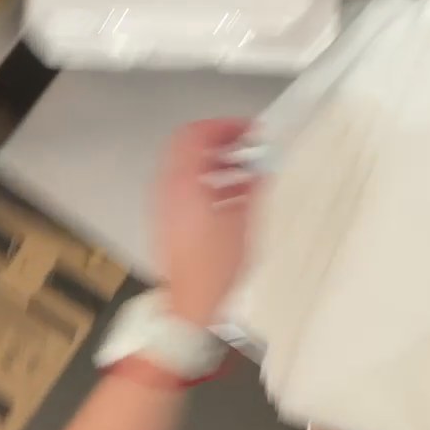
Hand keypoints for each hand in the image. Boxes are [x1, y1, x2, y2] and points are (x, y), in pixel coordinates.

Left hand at [159, 119, 256, 326]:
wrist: (191, 303)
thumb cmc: (213, 268)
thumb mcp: (243, 222)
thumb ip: (253, 186)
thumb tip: (262, 167)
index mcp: (184, 184)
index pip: (197, 135)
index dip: (225, 126)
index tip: (249, 131)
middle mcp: (169, 189)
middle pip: (190, 148)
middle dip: (222, 142)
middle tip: (248, 145)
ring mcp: (167, 204)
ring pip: (190, 168)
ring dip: (218, 162)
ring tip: (247, 169)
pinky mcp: (171, 220)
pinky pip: (189, 188)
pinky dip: (211, 181)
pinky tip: (236, 194)